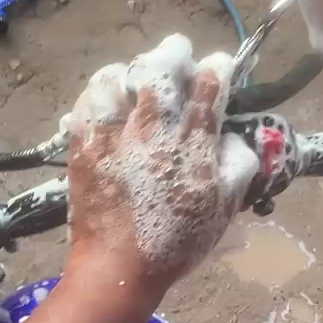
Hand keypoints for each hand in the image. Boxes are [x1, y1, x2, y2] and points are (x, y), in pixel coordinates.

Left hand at [60, 34, 257, 293]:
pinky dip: (99, 91)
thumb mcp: (223, 209)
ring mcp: (115, 133)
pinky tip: (108, 100)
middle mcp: (155, 127)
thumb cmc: (175, 245)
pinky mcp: (84, 144)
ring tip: (138, 81)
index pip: (211, 80)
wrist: (117, 269)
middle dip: (175, 54)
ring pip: (124, 73)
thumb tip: (232, 138)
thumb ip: (237, 166)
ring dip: (134, 70)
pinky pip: (88, 99)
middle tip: (177, 60)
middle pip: (165, 63)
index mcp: (194, 141)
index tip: (215, 71)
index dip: (216, 68)